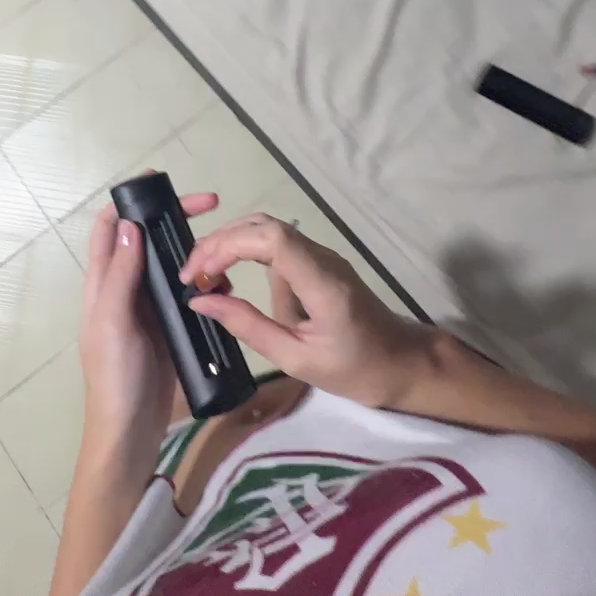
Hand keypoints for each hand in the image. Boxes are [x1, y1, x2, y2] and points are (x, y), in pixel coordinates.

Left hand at [79, 187, 220, 458]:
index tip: (162, 184)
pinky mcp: (173, 325)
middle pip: (148, 238)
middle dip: (175, 217)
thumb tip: (129, 224)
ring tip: (224, 252)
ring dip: (196, 251)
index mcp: (104, 281)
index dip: (130, 201)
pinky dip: (208, 282)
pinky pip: (191, 292)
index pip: (111, 226)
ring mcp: (151, 306)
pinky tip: (227, 287)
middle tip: (212, 205)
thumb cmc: (114, 376)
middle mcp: (127, 287)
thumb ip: (120, 276)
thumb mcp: (112, 323)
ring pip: (173, 263)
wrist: (133, 432)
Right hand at [182, 214, 434, 407]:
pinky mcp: (317, 260)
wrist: (405, 364)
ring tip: (202, 272)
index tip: (200, 274)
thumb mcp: (297, 360)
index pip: (272, 239)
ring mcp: (321, 254)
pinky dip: (243, 248)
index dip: (228, 245)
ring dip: (229, 241)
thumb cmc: (356, 370)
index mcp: (322, 282)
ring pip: (267, 227)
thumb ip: (249, 327)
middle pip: (263, 225)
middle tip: (190, 273)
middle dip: (219, 241)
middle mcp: (322, 257)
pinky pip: (275, 241)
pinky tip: (226, 271)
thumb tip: (202, 301)